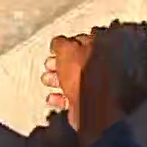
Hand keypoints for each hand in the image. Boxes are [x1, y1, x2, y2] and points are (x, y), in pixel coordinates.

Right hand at [41, 31, 124, 146]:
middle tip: (48, 65)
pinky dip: (59, 98)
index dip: (66, 45)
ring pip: (71, 80)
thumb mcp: (66, 50)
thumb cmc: (83, 72)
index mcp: (99, 49)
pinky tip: (51, 97)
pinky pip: (70, 99)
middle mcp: (100, 66)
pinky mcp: (87, 103)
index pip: (80, 42)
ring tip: (46, 80)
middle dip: (58, 63)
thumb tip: (56, 43)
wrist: (92, 103)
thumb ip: (60, 44)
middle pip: (75, 62)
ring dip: (56, 80)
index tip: (54, 49)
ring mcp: (94, 86)